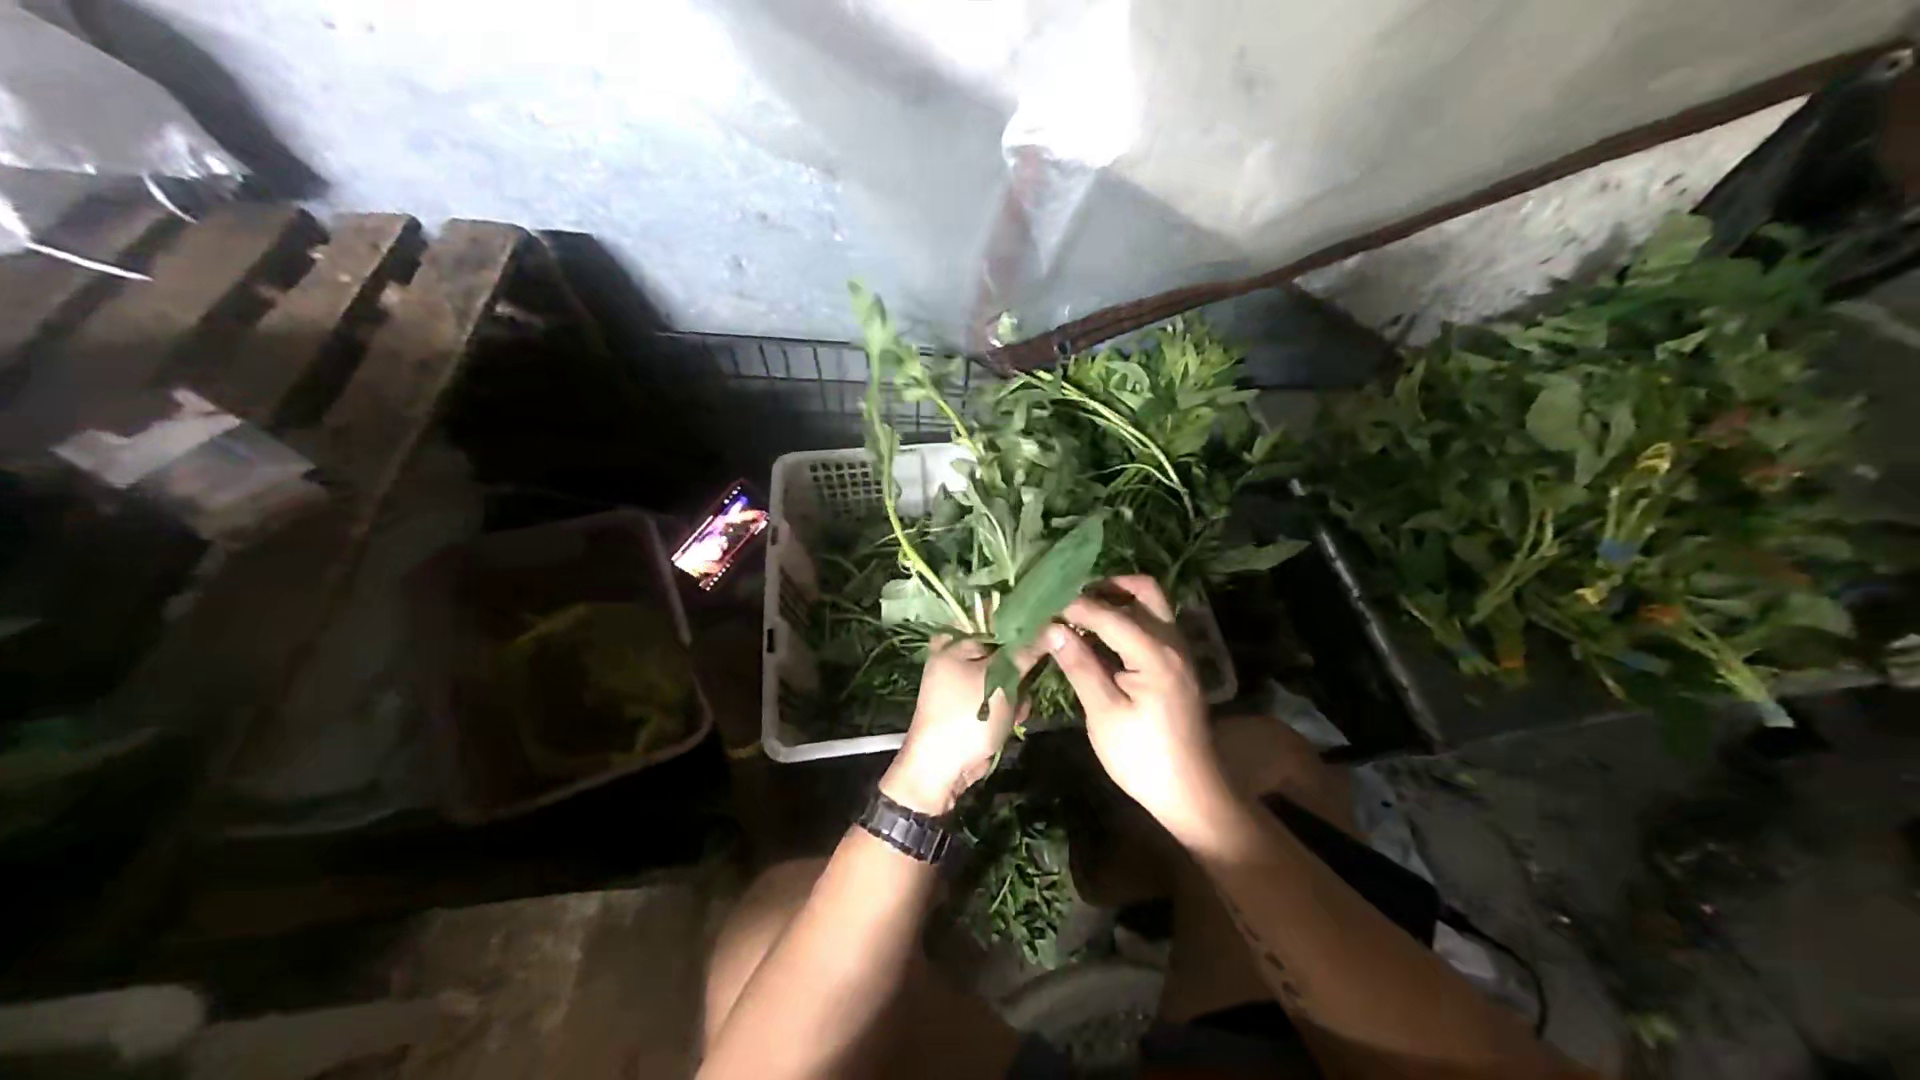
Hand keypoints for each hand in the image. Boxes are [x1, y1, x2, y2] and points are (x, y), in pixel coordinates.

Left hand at [880, 637, 1039, 815]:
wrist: (942, 768)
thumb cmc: (967, 715)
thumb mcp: (999, 680)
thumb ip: (1025, 653)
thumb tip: (1052, 627)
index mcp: (953, 644)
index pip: (996, 626)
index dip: (1021, 634)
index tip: (1046, 640)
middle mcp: (955, 659)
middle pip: (1002, 653)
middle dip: (1018, 672)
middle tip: (1025, 683)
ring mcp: (961, 685)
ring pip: (1004, 678)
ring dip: (1015, 694)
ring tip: (1015, 710)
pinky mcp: (970, 707)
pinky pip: (998, 698)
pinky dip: (1007, 708)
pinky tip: (1011, 721)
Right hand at [1044, 576, 1229, 834]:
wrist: (1190, 793)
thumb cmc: (1142, 757)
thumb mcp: (1104, 713)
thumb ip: (1080, 665)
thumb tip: (1051, 628)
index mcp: (1155, 655)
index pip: (1109, 615)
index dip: (1073, 607)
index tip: (1042, 604)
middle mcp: (1173, 643)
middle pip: (1144, 591)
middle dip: (1106, 586)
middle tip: (1070, 597)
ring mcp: (1180, 652)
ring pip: (1152, 605)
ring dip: (1118, 599)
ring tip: (1081, 613)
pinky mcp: (1178, 665)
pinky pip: (1155, 624)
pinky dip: (1129, 617)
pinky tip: (1102, 636)